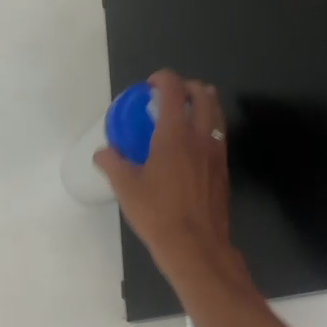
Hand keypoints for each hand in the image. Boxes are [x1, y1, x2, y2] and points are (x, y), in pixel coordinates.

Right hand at [94, 69, 250, 295]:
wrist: (196, 246)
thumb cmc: (158, 213)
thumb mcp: (125, 188)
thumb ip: (112, 163)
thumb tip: (103, 152)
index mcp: (174, 135)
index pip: (174, 91)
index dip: (163, 79)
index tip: (150, 84)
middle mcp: (200, 137)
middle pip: (204, 95)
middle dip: (187, 87)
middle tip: (168, 95)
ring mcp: (216, 153)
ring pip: (216, 114)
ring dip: (202, 104)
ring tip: (182, 114)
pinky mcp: (222, 170)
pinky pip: (218, 135)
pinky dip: (206, 127)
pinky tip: (190, 145)